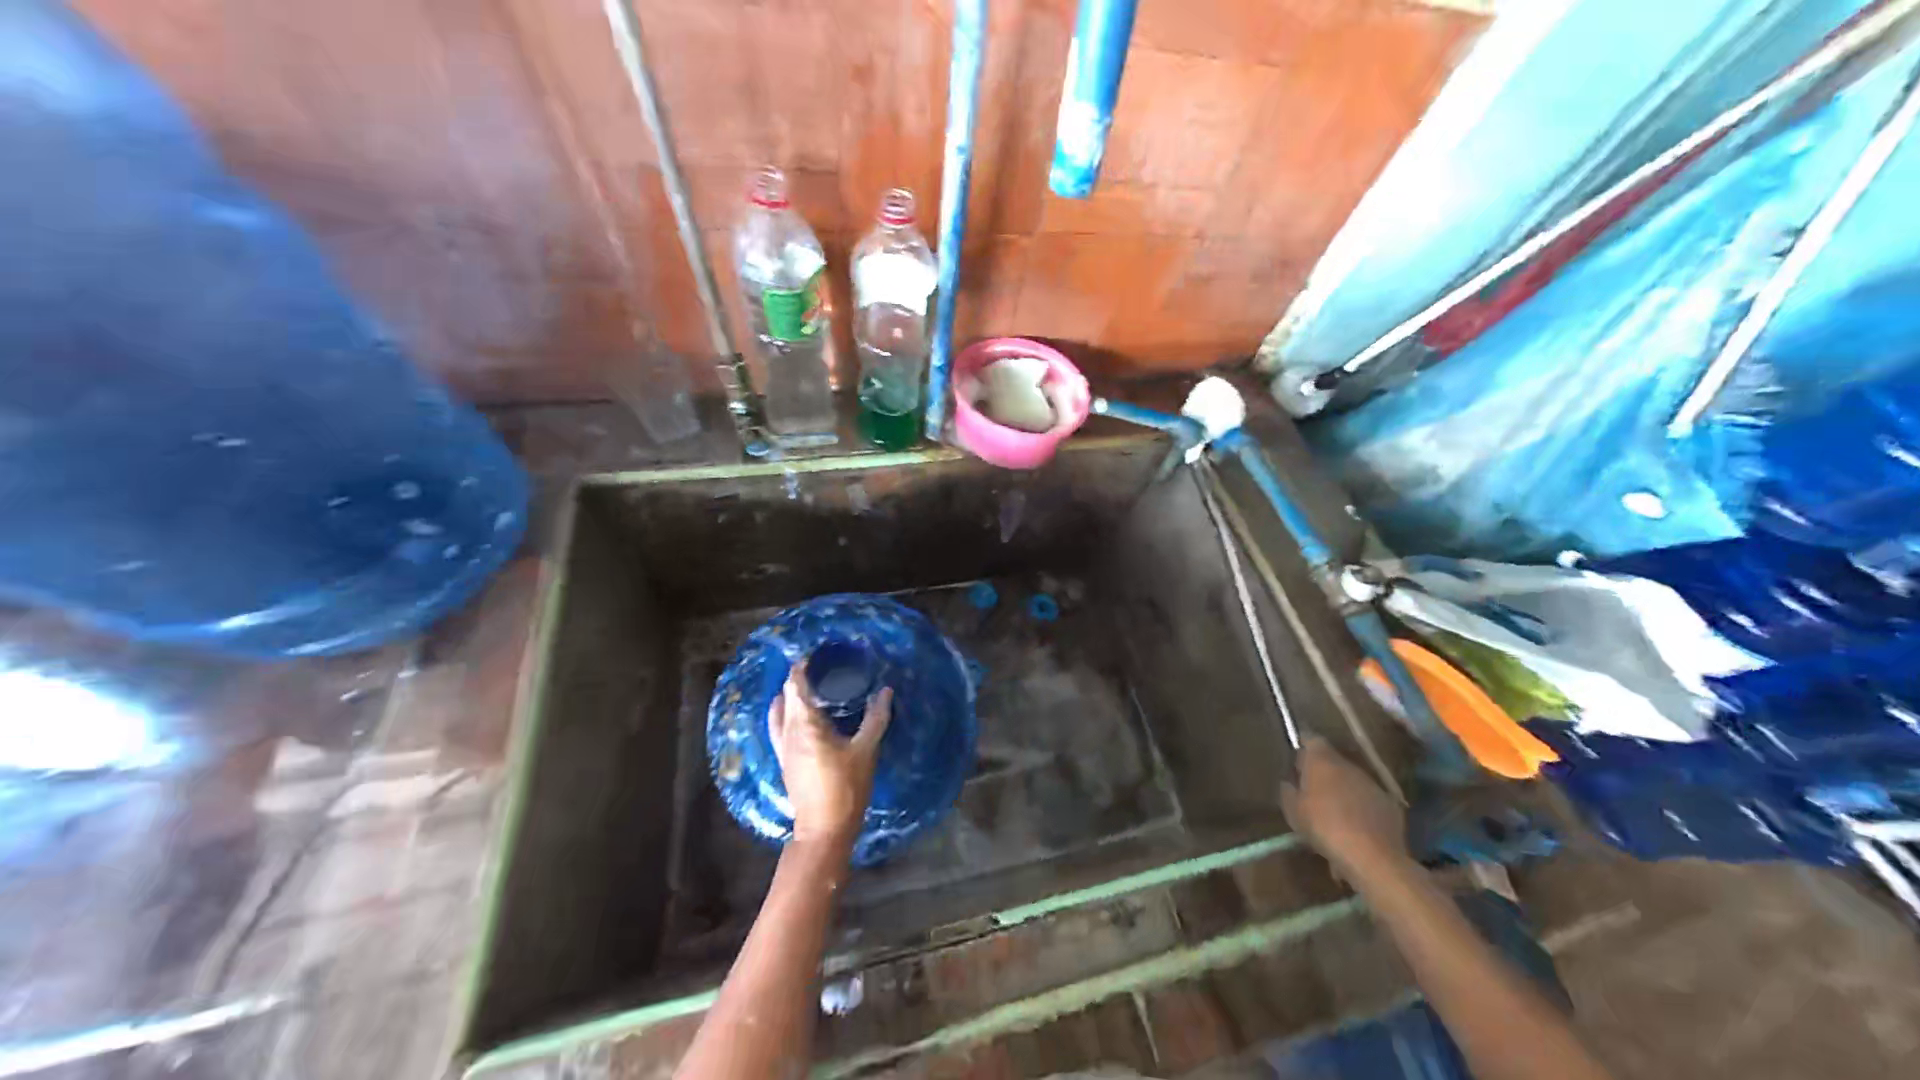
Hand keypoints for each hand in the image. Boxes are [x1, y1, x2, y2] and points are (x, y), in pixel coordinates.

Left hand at [768, 665, 892, 847]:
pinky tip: (800, 716)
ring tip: (811, 688)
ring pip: (780, 711)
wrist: (824, 828)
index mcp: (805, 723)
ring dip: (791, 695)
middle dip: (798, 678)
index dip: (802, 666)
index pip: (796, 684)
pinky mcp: (783, 760)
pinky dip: (786, 713)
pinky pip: (779, 727)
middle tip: (821, 668)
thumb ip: (876, 718)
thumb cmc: (846, 787)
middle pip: (786, 694)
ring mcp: (782, 747)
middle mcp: (788, 730)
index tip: (817, 655)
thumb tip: (885, 691)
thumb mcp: (866, 750)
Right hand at [1282, 737, 1407, 880]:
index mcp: (1322, 761)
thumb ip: (1288, 791)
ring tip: (1332, 814)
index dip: (1303, 747)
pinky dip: (1360, 808)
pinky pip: (1368, 800)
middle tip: (1310, 792)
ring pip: (1351, 781)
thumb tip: (1290, 783)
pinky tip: (1354, 829)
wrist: (1372, 857)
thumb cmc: (1324, 827)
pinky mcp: (1390, 805)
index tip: (1296, 761)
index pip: (1311, 739)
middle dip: (1322, 772)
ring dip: (1341, 790)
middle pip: (1332, 761)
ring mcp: (1372, 784)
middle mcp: (1349, 766)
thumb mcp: (1292, 811)